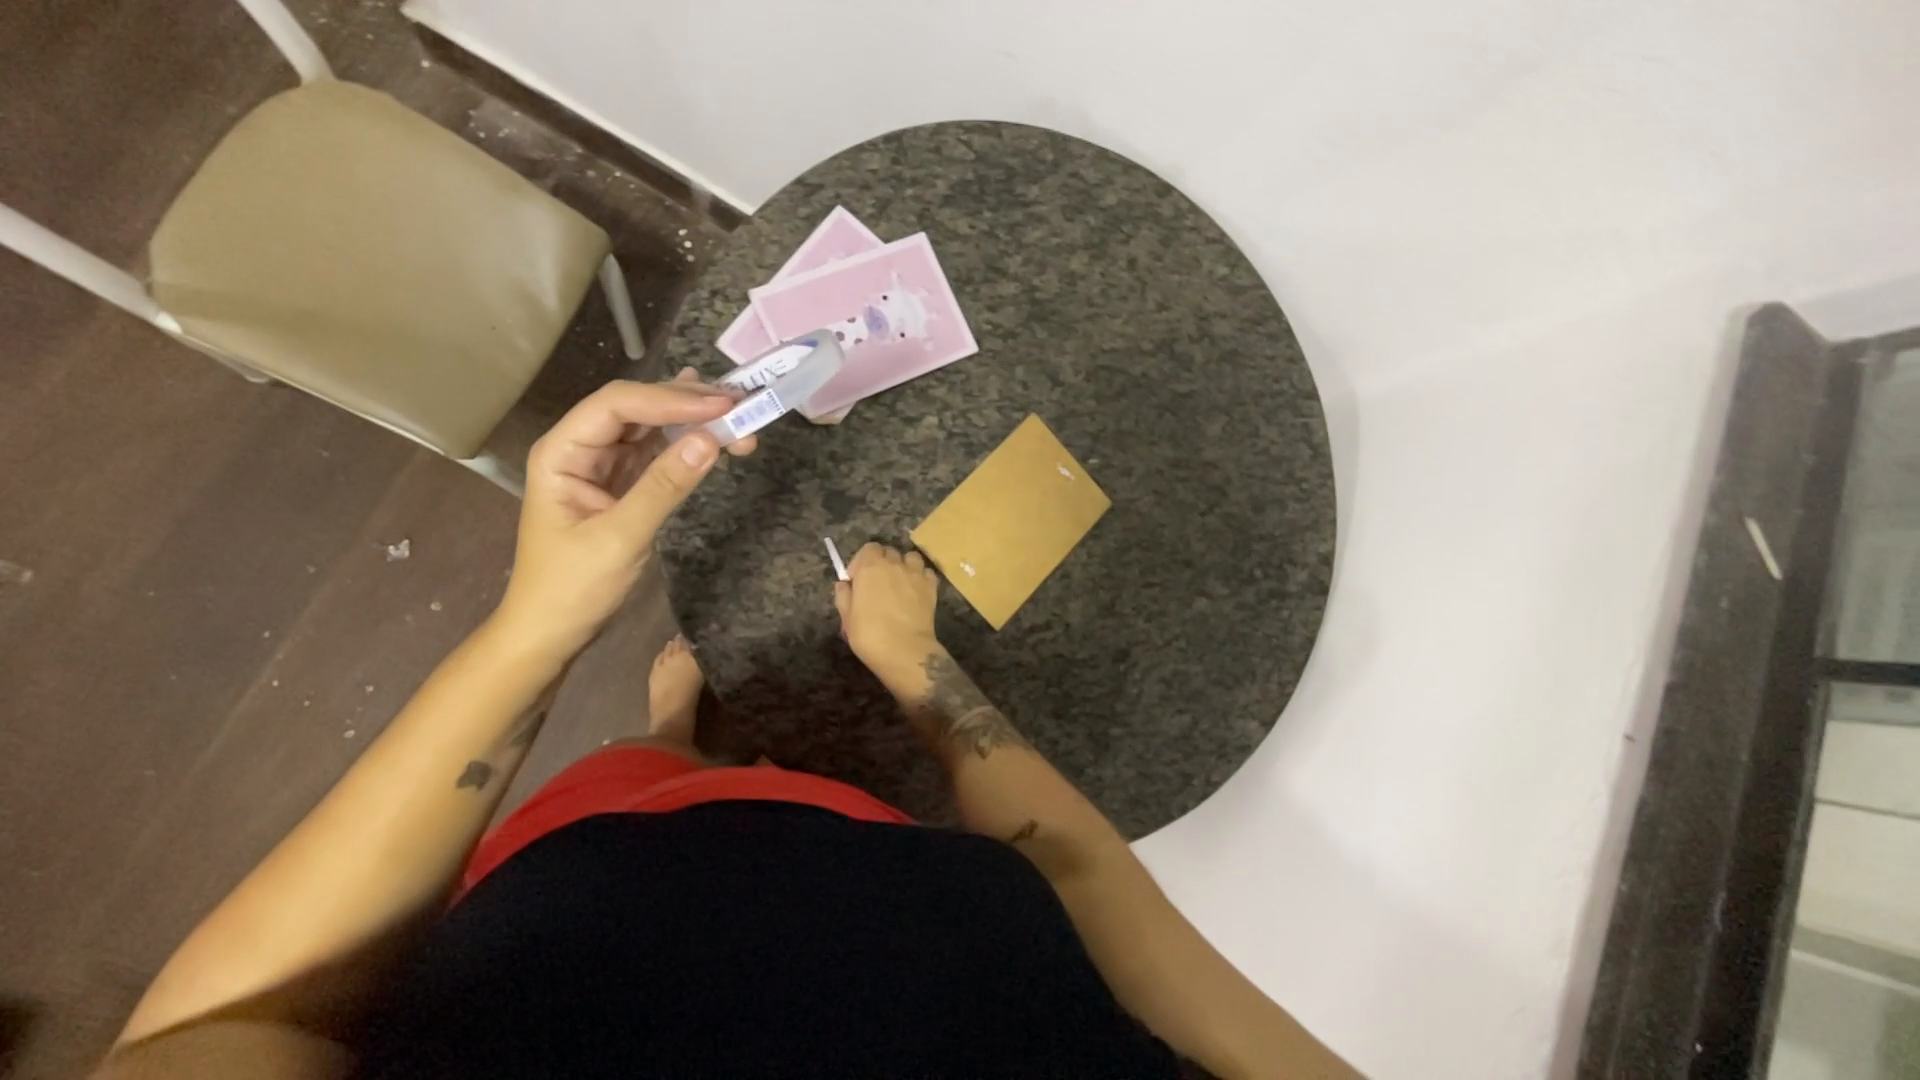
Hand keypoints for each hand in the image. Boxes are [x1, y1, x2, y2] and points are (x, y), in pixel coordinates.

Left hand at [496, 371, 753, 656]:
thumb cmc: (573, 588)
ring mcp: (603, 466)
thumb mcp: (620, 537)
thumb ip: (664, 486)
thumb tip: (710, 440)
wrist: (552, 632)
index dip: (670, 399)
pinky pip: (658, 454)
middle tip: (741, 405)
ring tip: (738, 416)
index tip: (723, 406)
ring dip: (693, 421)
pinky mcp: (623, 485)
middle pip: (636, 408)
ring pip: (651, 428)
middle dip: (687, 404)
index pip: (618, 405)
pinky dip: (687, 444)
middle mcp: (582, 448)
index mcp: (563, 452)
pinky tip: (712, 429)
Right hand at [834, 543, 943, 682]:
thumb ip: (843, 595)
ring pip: (911, 558)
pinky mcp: (931, 587)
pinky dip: (921, 577)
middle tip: (877, 584)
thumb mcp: (847, 617)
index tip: (857, 580)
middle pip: (889, 552)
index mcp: (870, 567)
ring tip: (900, 583)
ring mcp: (915, 574)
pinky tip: (915, 591)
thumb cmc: (869, 634)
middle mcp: (894, 564)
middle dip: (882, 563)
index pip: (869, 549)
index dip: (862, 562)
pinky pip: (926, 572)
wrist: (904, 650)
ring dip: (904, 565)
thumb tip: (844, 584)